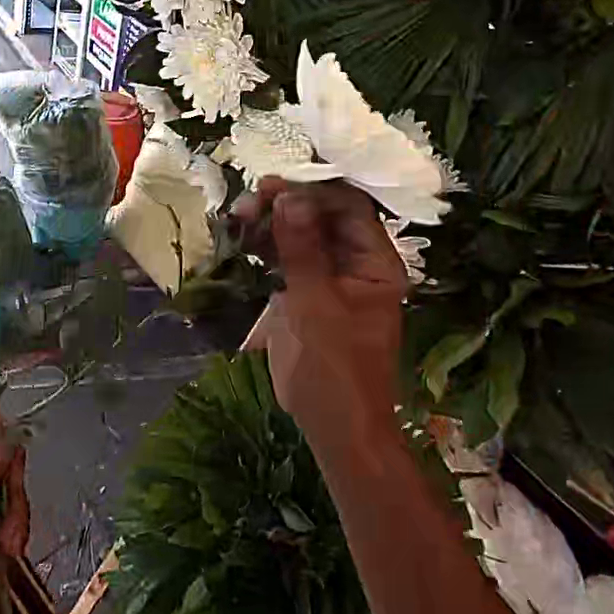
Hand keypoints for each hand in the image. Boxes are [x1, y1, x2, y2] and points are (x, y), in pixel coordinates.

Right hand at [235, 179, 406, 446]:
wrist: (334, 426)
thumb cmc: (335, 369)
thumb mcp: (316, 306)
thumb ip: (302, 250)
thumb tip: (289, 196)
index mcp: (375, 263)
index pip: (348, 208)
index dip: (311, 192)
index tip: (270, 187)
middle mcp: (355, 262)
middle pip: (321, 216)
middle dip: (285, 204)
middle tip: (247, 204)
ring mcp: (329, 276)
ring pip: (300, 233)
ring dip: (270, 223)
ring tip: (237, 218)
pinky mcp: (305, 291)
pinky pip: (286, 256)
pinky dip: (265, 245)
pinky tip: (240, 238)